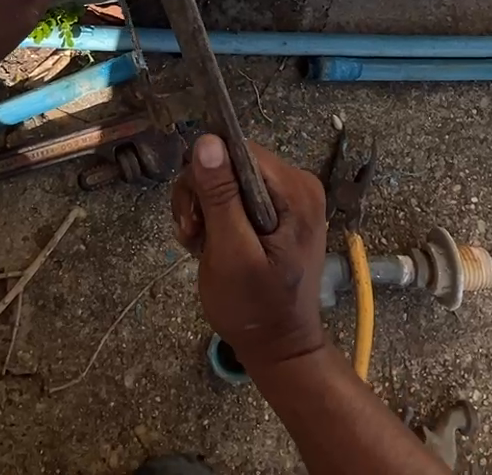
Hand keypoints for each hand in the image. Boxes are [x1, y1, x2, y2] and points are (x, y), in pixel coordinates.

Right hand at [171, 134, 328, 372]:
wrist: (278, 350)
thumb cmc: (255, 308)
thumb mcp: (231, 252)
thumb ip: (220, 196)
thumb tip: (207, 141)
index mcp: (296, 188)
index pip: (238, 151)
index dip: (208, 176)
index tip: (195, 216)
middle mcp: (296, 184)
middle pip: (229, 163)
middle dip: (202, 197)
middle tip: (194, 235)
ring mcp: (288, 198)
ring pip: (226, 179)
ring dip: (203, 210)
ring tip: (201, 245)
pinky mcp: (276, 212)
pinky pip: (234, 196)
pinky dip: (215, 218)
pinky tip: (211, 245)